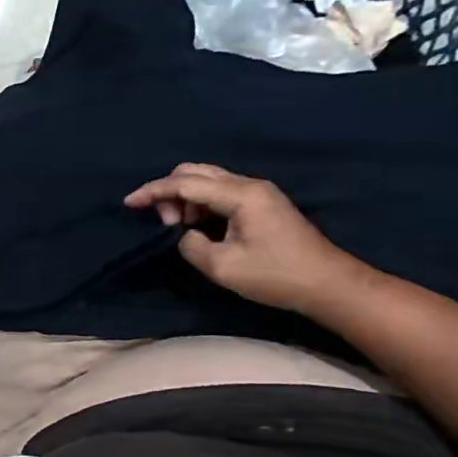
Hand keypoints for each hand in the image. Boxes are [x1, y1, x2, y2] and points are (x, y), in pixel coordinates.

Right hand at [123, 163, 372, 313]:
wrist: (328, 285)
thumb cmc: (276, 276)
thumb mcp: (222, 267)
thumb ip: (191, 245)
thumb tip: (186, 235)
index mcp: (241, 195)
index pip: (186, 183)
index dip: (153, 191)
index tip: (129, 203)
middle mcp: (249, 185)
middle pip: (195, 171)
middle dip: (170, 192)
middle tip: (166, 223)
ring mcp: (257, 192)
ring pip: (207, 179)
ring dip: (185, 198)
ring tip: (182, 228)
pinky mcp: (261, 204)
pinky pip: (219, 191)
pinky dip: (200, 203)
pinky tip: (200, 226)